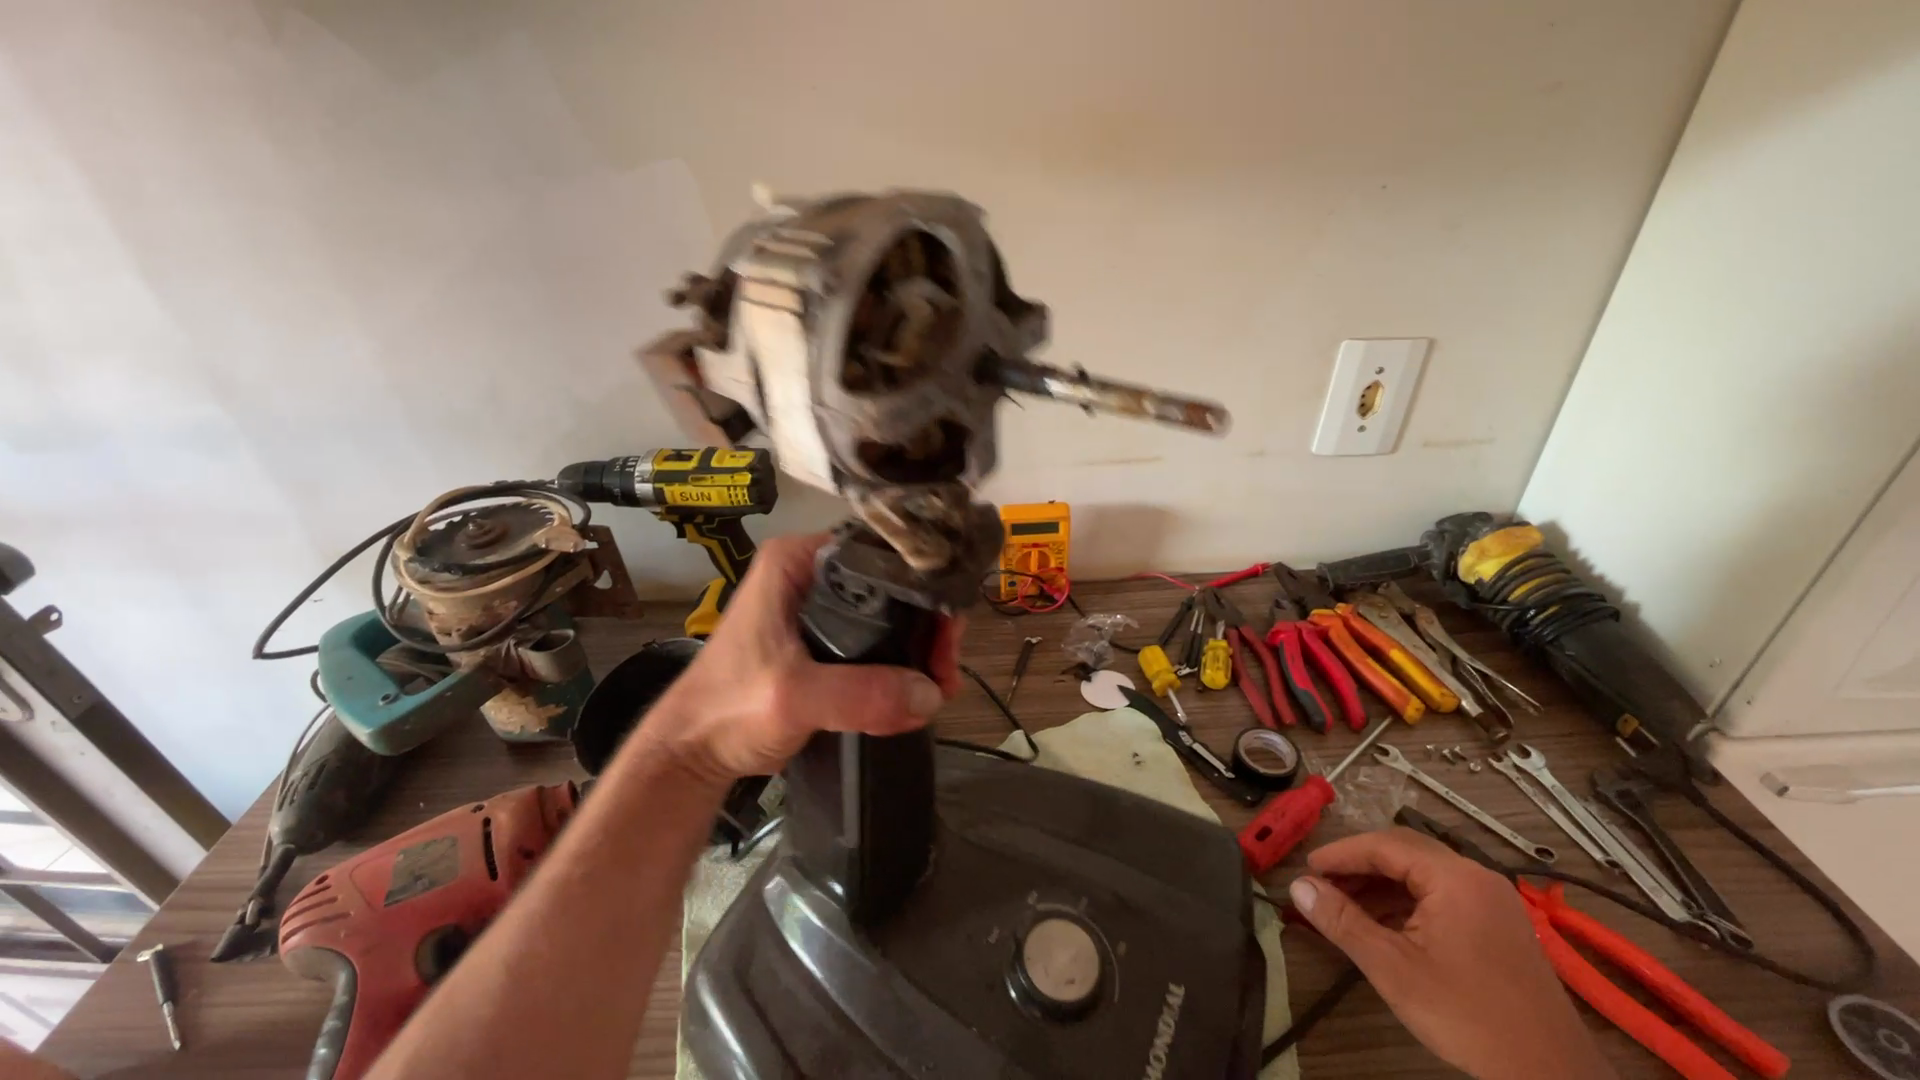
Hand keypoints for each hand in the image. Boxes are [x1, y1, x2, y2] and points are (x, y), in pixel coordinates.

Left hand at [642, 532, 963, 783]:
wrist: (691, 753)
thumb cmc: (727, 710)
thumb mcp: (792, 697)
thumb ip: (860, 693)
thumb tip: (930, 695)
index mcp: (797, 561)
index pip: (882, 554)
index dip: (925, 589)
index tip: (948, 637)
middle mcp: (811, 573)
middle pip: (895, 586)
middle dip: (928, 629)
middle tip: (945, 674)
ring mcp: (817, 607)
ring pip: (891, 617)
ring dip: (919, 653)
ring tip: (936, 692)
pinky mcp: (822, 641)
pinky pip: (877, 643)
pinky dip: (900, 668)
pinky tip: (917, 696)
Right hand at [1287, 828, 1614, 1079]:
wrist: (1548, 1072)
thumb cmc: (1465, 1014)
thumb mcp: (1392, 967)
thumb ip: (1342, 921)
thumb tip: (1298, 886)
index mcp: (1455, 877)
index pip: (1384, 845)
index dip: (1340, 854)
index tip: (1305, 868)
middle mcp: (1477, 877)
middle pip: (1405, 852)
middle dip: (1359, 866)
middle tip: (1320, 884)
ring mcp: (1494, 900)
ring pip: (1424, 874)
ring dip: (1381, 884)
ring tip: (1344, 906)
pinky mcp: (1501, 925)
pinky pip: (1444, 895)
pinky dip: (1408, 901)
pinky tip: (1385, 925)